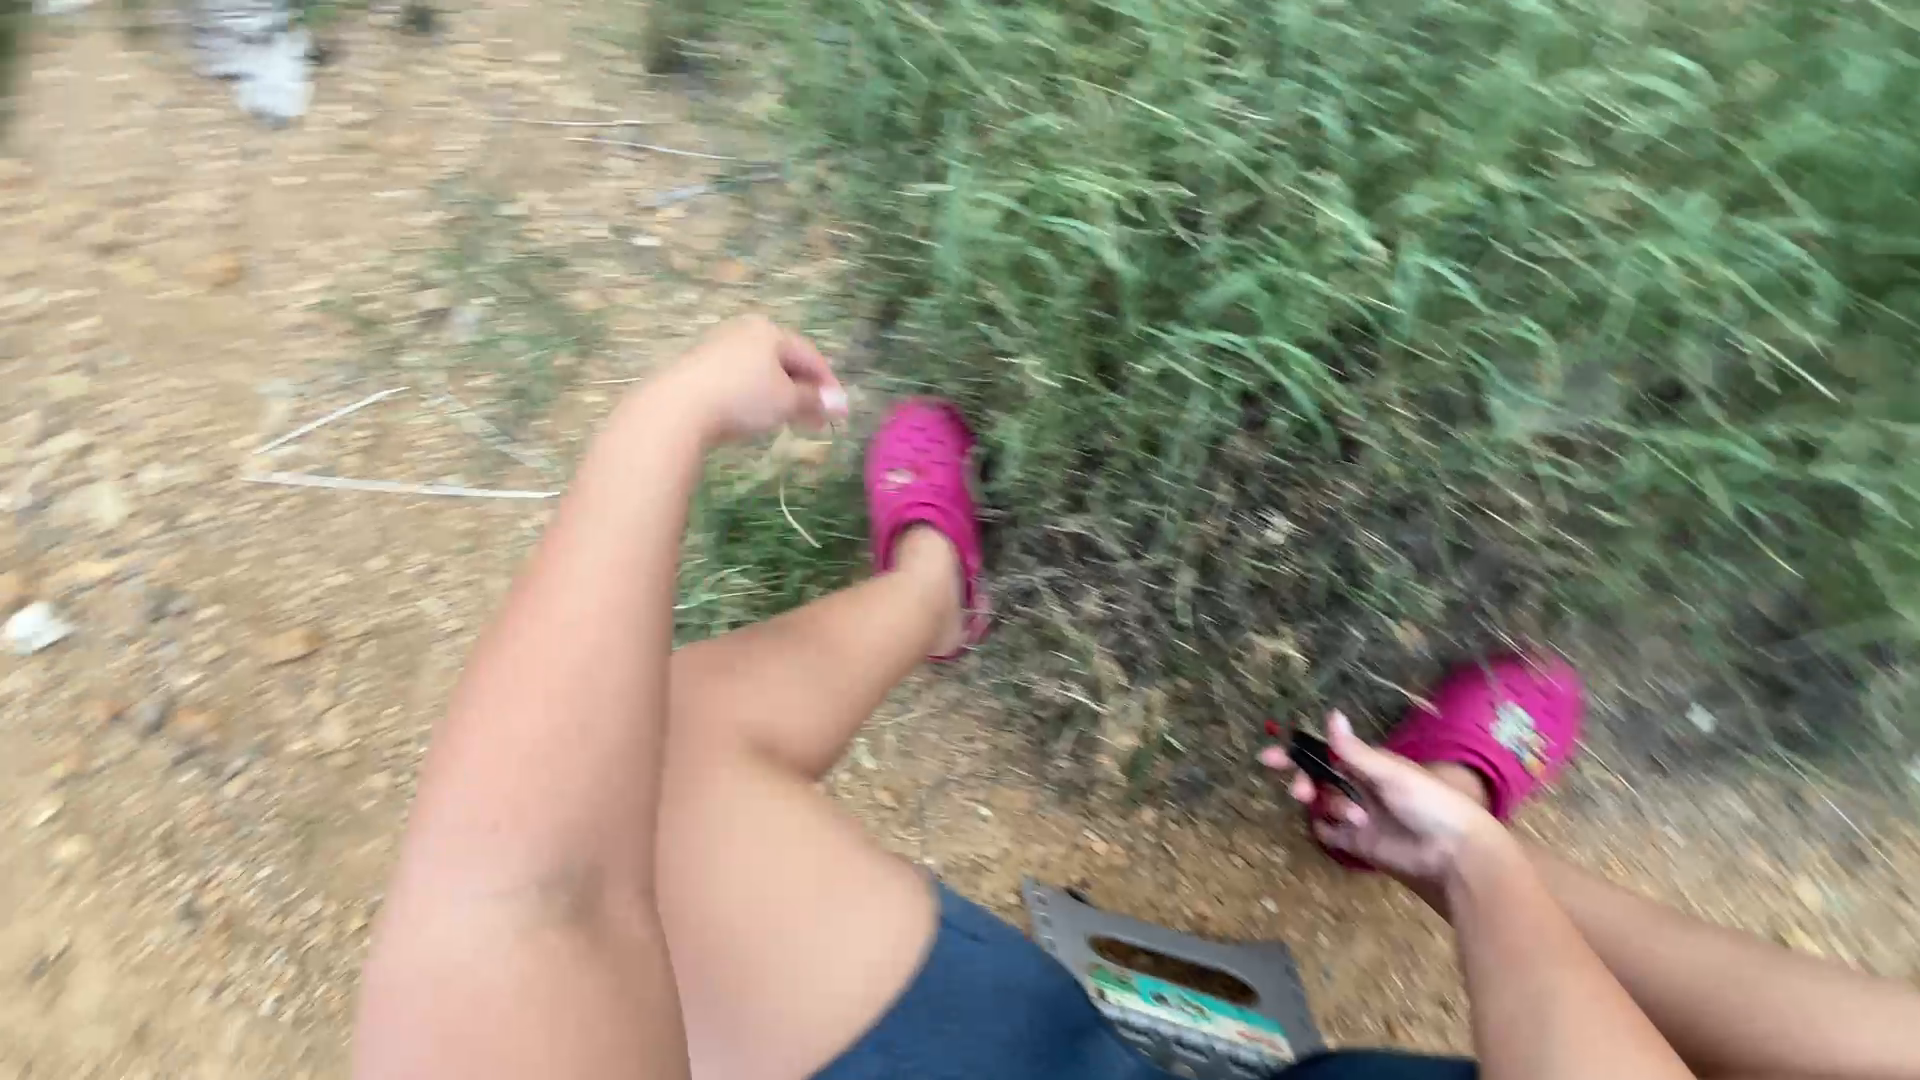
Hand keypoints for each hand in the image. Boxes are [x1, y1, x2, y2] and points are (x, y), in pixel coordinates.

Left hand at [648, 315, 848, 446]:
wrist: (679, 408)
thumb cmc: (743, 397)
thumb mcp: (787, 401)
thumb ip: (815, 400)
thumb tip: (840, 404)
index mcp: (770, 331)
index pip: (810, 356)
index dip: (828, 384)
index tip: (840, 410)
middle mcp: (744, 331)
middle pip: (785, 362)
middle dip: (805, 392)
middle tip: (818, 421)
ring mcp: (719, 347)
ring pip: (762, 372)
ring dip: (781, 395)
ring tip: (790, 421)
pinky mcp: (700, 367)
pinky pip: (741, 379)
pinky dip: (757, 396)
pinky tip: (757, 415)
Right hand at [1260, 712, 1510, 897]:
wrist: (1456, 854)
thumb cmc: (1428, 802)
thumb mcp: (1390, 772)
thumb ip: (1354, 750)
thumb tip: (1331, 714)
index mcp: (1366, 765)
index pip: (1322, 753)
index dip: (1295, 754)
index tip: (1269, 758)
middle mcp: (1357, 786)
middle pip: (1314, 779)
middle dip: (1303, 783)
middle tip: (1301, 792)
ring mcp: (1356, 815)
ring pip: (1321, 804)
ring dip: (1330, 807)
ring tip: (1355, 820)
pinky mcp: (1357, 843)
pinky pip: (1328, 833)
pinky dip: (1328, 831)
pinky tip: (1340, 832)